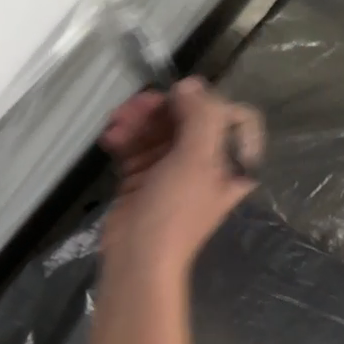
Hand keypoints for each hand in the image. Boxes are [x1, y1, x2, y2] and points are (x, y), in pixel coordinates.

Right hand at [97, 78, 262, 274]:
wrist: (137, 257)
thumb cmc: (174, 212)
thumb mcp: (197, 160)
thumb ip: (201, 116)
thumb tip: (189, 85)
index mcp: (233, 161)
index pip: (230, 115)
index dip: (203, 103)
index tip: (175, 102)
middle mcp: (206, 163)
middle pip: (187, 119)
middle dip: (160, 110)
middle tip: (133, 107)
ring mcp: (172, 171)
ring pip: (158, 131)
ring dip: (135, 122)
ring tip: (115, 125)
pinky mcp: (142, 179)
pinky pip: (135, 148)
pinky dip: (123, 139)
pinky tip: (109, 139)